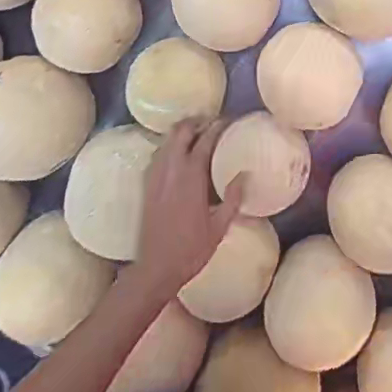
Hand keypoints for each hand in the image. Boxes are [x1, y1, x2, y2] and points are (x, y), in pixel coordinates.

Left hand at [132, 118, 242, 295]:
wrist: (154, 270)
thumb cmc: (191, 250)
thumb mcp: (220, 227)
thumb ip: (233, 198)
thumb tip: (244, 175)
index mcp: (192, 178)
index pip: (205, 140)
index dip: (217, 127)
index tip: (228, 121)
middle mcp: (172, 171)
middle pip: (181, 132)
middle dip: (196, 122)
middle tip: (211, 123)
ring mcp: (156, 177)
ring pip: (166, 141)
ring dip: (181, 132)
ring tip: (196, 133)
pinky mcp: (146, 186)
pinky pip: (157, 155)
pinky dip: (169, 147)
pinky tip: (178, 154)